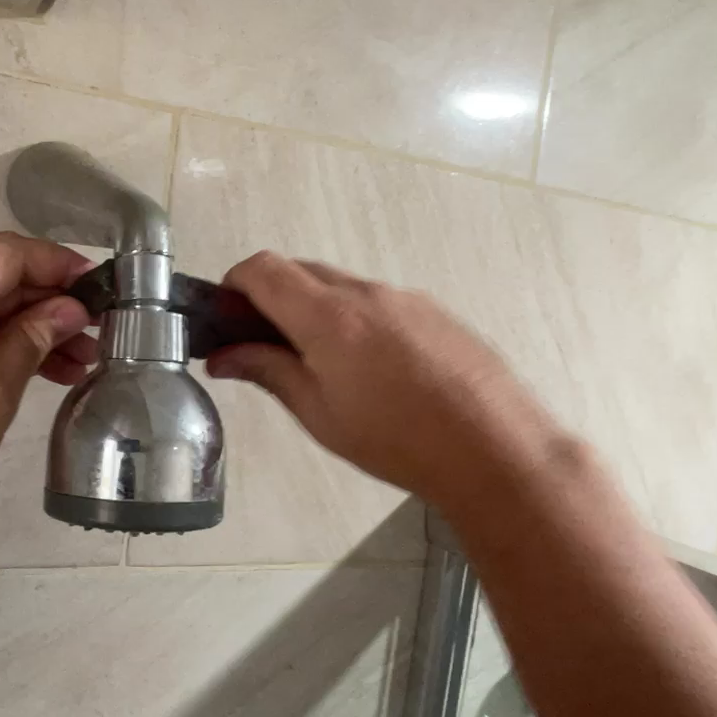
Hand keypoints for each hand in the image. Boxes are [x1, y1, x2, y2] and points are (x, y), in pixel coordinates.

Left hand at [0, 232, 96, 544]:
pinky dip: (3, 341)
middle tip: (99, 330)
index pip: (7, 255)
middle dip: (51, 301)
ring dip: (32, 326)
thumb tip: (71, 308)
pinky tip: (46, 368)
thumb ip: (31, 341)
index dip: (59, 264)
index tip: (102, 286)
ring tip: (83, 360)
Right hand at [205, 252, 565, 501]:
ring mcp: (405, 297)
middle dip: (272, 297)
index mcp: (328, 316)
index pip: (264, 268)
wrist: (494, 448)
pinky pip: (377, 301)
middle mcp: (365, 292)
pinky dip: (354, 318)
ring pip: (341, 286)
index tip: (227, 316)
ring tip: (322, 363)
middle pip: (301, 270)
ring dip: (315, 308)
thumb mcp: (319, 413)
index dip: (235, 282)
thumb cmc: (395, 440)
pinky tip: (373, 369)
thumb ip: (268, 372)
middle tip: (265, 345)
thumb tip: (222, 357)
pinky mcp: (434, 311)